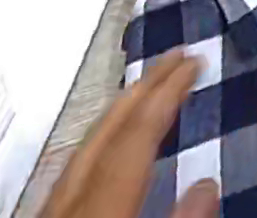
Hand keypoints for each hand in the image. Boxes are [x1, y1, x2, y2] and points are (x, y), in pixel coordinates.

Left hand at [39, 52, 217, 217]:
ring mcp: (48, 216)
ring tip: (150, 87)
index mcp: (99, 206)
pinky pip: (72, 170)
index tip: (196, 58)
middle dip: (142, 88)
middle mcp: (68, 204)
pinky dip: (100, 140)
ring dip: (120, 110)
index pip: (136, 134)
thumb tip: (207, 181)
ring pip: (81, 151)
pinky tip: (111, 143)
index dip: (168, 91)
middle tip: (177, 54)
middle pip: (103, 134)